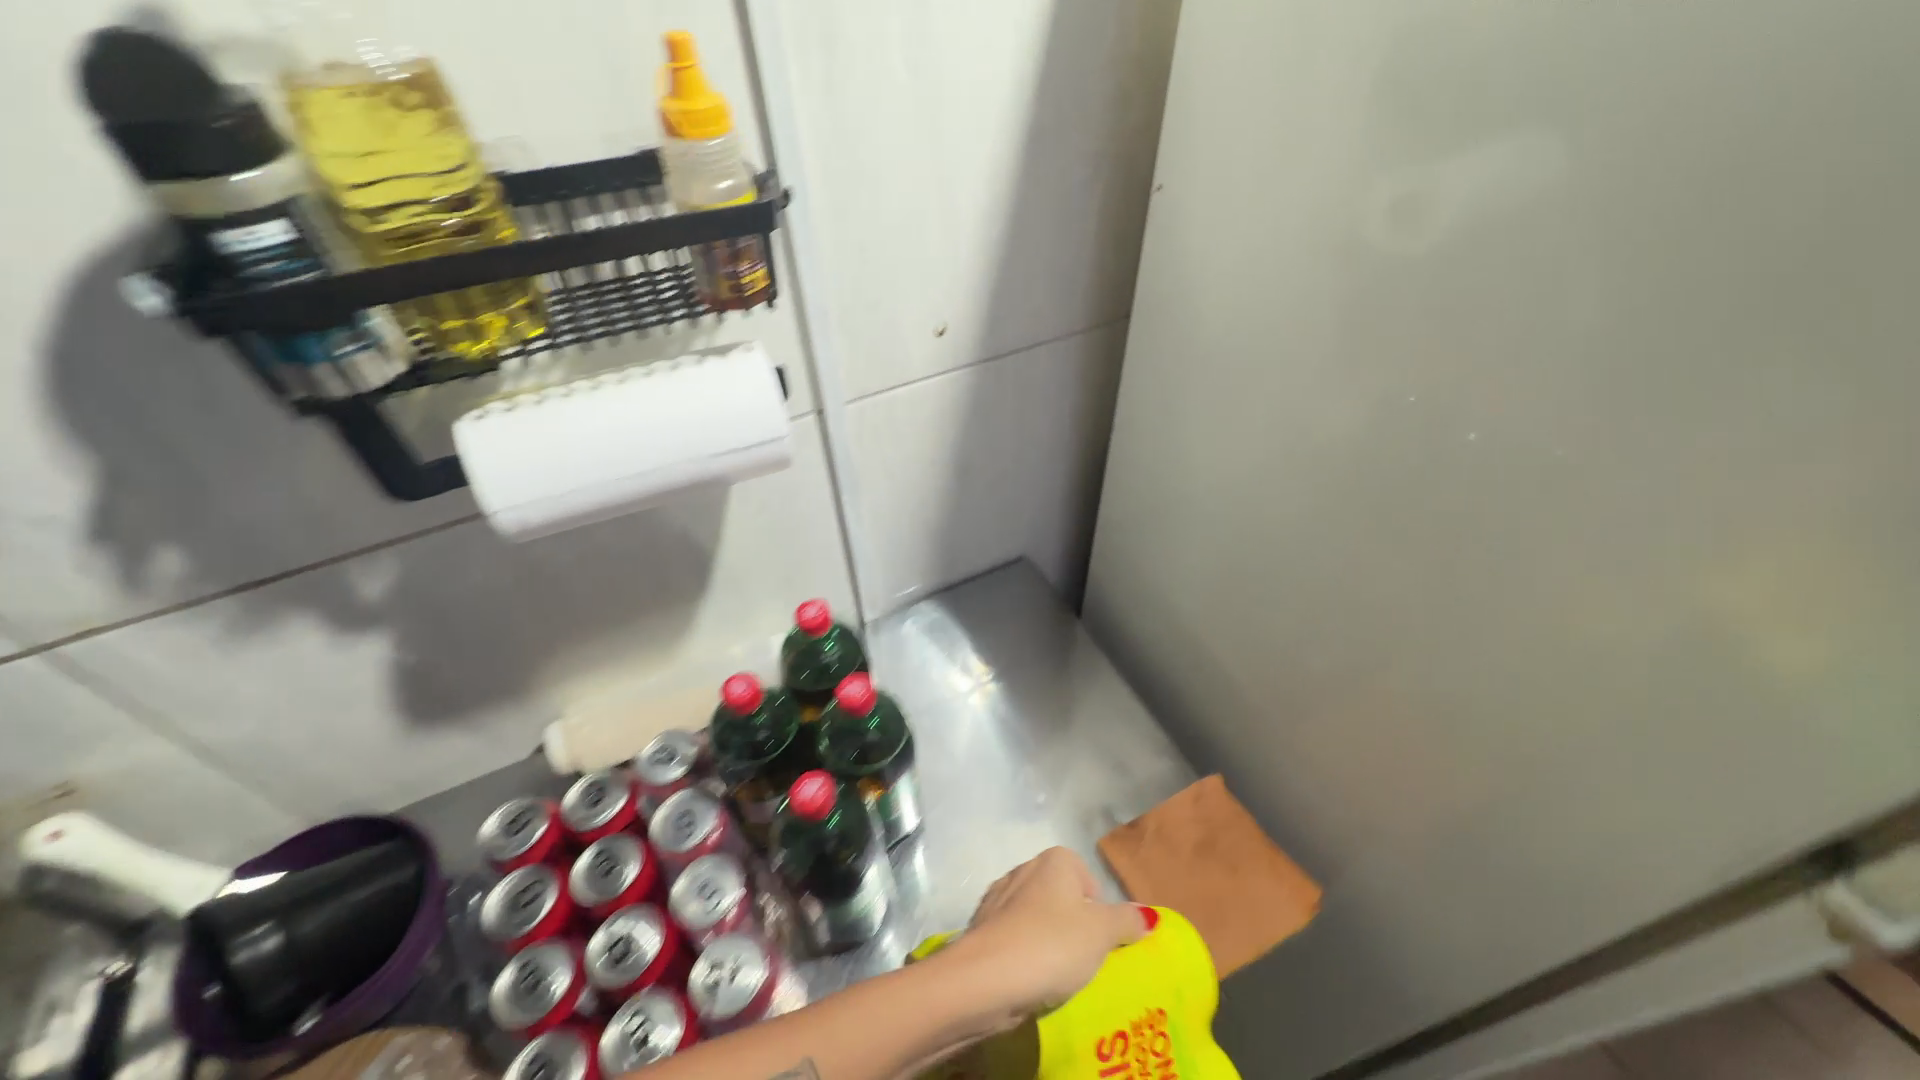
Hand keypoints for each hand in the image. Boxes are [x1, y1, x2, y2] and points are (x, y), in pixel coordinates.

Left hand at [946, 847, 1148, 1016]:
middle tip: (1082, 960)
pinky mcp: (979, 929)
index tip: (1099, 939)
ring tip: (1055, 976)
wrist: (984, 979)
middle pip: (1060, 898)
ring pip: (1033, 919)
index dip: (1097, 908)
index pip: (1086, 877)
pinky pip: (1012, 940)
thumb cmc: (1051, 945)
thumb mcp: (1102, 933)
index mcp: (1054, 861)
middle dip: (1071, 926)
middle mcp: (1022, 869)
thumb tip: (1148, 915)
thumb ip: (1127, 920)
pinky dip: (1022, 957)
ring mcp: (996, 898)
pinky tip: (1028, 981)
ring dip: (1045, 944)